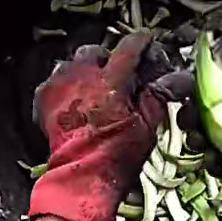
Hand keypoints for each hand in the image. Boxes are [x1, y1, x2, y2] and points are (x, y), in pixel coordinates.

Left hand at [29, 33, 160, 220]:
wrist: (80, 179)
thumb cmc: (116, 155)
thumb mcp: (147, 125)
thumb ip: (159, 95)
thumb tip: (178, 79)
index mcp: (111, 80)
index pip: (130, 47)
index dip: (142, 41)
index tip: (148, 42)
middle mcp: (81, 76)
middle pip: (96, 51)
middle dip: (108, 59)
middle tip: (118, 74)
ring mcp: (59, 85)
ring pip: (72, 63)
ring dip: (84, 70)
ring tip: (94, 86)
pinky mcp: (43, 98)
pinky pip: (55, 80)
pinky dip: (66, 85)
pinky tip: (75, 99)